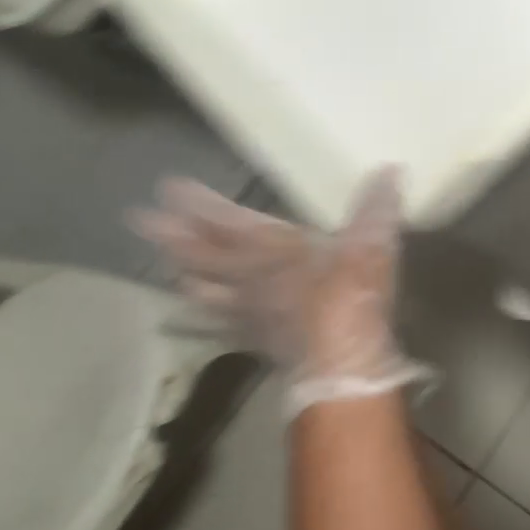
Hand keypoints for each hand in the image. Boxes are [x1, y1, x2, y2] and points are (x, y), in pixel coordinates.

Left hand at [132, 167, 429, 416]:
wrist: (342, 360)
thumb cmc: (351, 294)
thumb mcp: (372, 242)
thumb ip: (376, 205)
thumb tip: (389, 168)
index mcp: (270, 249)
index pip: (225, 221)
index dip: (197, 204)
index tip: (167, 188)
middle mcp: (248, 278)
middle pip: (200, 255)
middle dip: (171, 237)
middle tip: (139, 221)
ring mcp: (247, 312)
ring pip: (203, 290)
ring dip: (184, 275)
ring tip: (170, 268)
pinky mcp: (256, 340)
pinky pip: (221, 325)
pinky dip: (206, 318)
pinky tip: (203, 321)